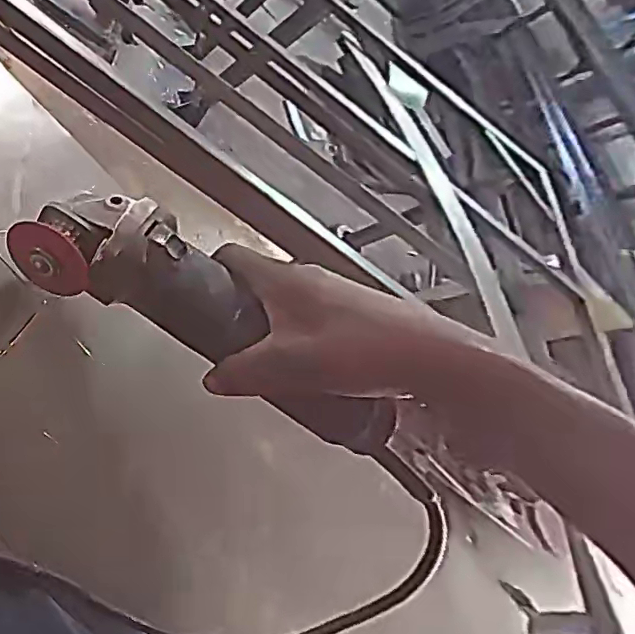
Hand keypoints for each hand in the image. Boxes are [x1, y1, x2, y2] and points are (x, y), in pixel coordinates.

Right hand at [202, 244, 497, 404]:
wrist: (435, 361)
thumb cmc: (364, 350)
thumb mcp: (286, 367)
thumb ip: (242, 372)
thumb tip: (215, 377)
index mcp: (281, 279)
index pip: (231, 256)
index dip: (210, 269)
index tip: (199, 289)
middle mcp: (308, 277)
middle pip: (258, 282)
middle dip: (240, 308)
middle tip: (230, 338)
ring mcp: (336, 292)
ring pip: (288, 301)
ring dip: (273, 325)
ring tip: (270, 360)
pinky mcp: (358, 312)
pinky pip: (315, 317)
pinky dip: (302, 336)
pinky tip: (310, 368)